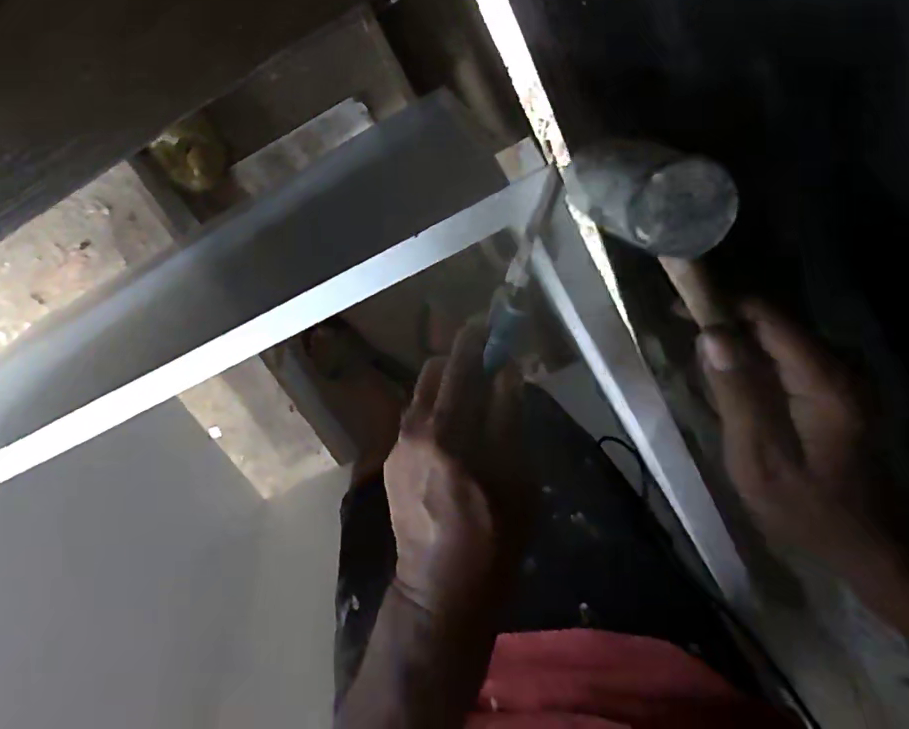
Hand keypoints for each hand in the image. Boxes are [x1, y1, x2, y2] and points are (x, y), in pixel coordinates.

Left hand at [384, 322, 526, 621]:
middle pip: (436, 371)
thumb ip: (508, 420)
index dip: (477, 339)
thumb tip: (506, 372)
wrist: (439, 587)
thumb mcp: (517, 483)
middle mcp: (414, 427)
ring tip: (475, 385)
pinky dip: (436, 405)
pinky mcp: (391, 455)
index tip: (490, 320)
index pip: (463, 368)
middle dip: (461, 355)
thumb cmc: (493, 542)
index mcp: (447, 432)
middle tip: (488, 352)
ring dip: (447, 379)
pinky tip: (455, 420)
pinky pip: (415, 415)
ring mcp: (397, 440)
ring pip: (422, 391)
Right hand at [696, 299, 897, 580]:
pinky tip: (732, 378)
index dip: (719, 305)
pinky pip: (788, 357)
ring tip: (699, 355)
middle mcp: (842, 372)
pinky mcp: (838, 396)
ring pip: (779, 337)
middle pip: (774, 322)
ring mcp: (844, 383)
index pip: (767, 317)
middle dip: (724, 320)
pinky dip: (755, 356)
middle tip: (680, 333)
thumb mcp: (757, 456)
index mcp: (823, 384)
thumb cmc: (807, 508)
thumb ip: (734, 392)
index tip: (676, 311)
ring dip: (737, 338)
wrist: (872, 552)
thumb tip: (709, 334)